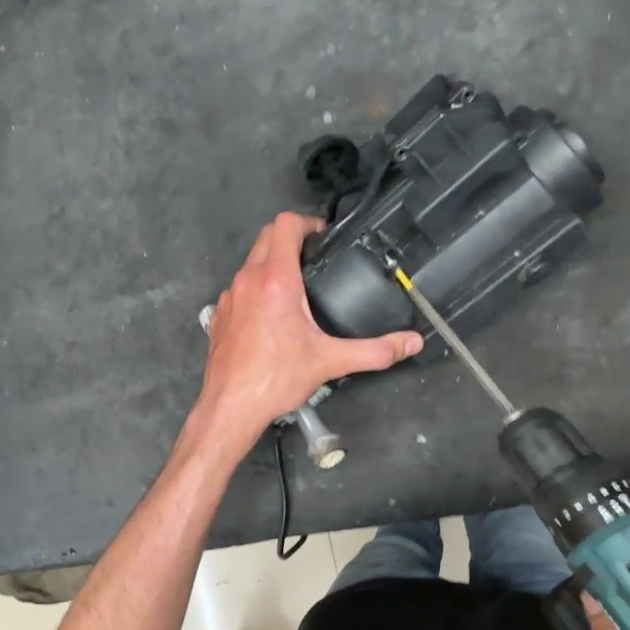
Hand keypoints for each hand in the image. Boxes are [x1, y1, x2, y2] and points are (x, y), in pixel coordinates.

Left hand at [197, 212, 423, 441]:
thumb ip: (374, 350)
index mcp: (275, 280)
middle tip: (314, 259)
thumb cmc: (275, 380)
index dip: (307, 223)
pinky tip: (270, 316)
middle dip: (290, 240)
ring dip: (271, 265)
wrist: (231, 407)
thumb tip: (411, 342)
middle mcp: (247, 281)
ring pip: (250, 264)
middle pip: (266, 237)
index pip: (286, 225)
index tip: (323, 237)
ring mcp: (229, 298)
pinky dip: (254, 291)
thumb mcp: (329, 362)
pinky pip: (238, 290)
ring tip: (296, 286)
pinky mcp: (218, 316)